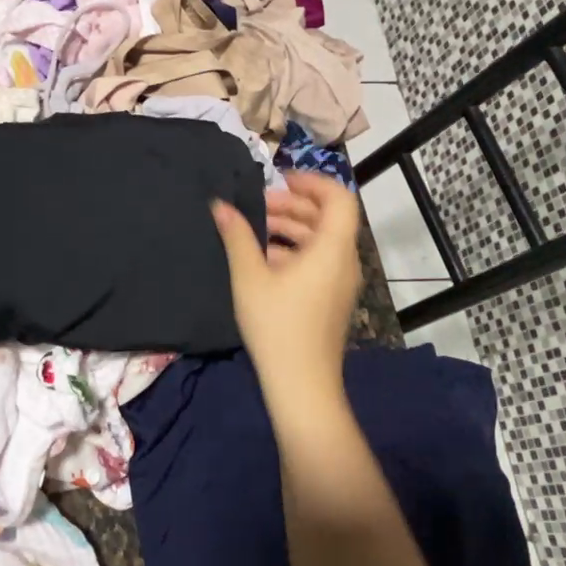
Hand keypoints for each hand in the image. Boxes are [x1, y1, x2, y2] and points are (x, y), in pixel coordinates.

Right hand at [212, 173, 361, 401]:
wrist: (302, 384)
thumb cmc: (277, 325)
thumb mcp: (249, 277)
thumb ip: (237, 237)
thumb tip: (221, 205)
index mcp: (332, 249)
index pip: (339, 198)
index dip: (312, 182)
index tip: (279, 180)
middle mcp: (344, 261)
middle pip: (327, 217)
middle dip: (293, 205)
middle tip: (257, 204)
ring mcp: (340, 282)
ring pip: (321, 240)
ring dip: (291, 227)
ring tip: (254, 229)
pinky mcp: (331, 299)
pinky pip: (319, 260)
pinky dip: (294, 250)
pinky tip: (262, 260)